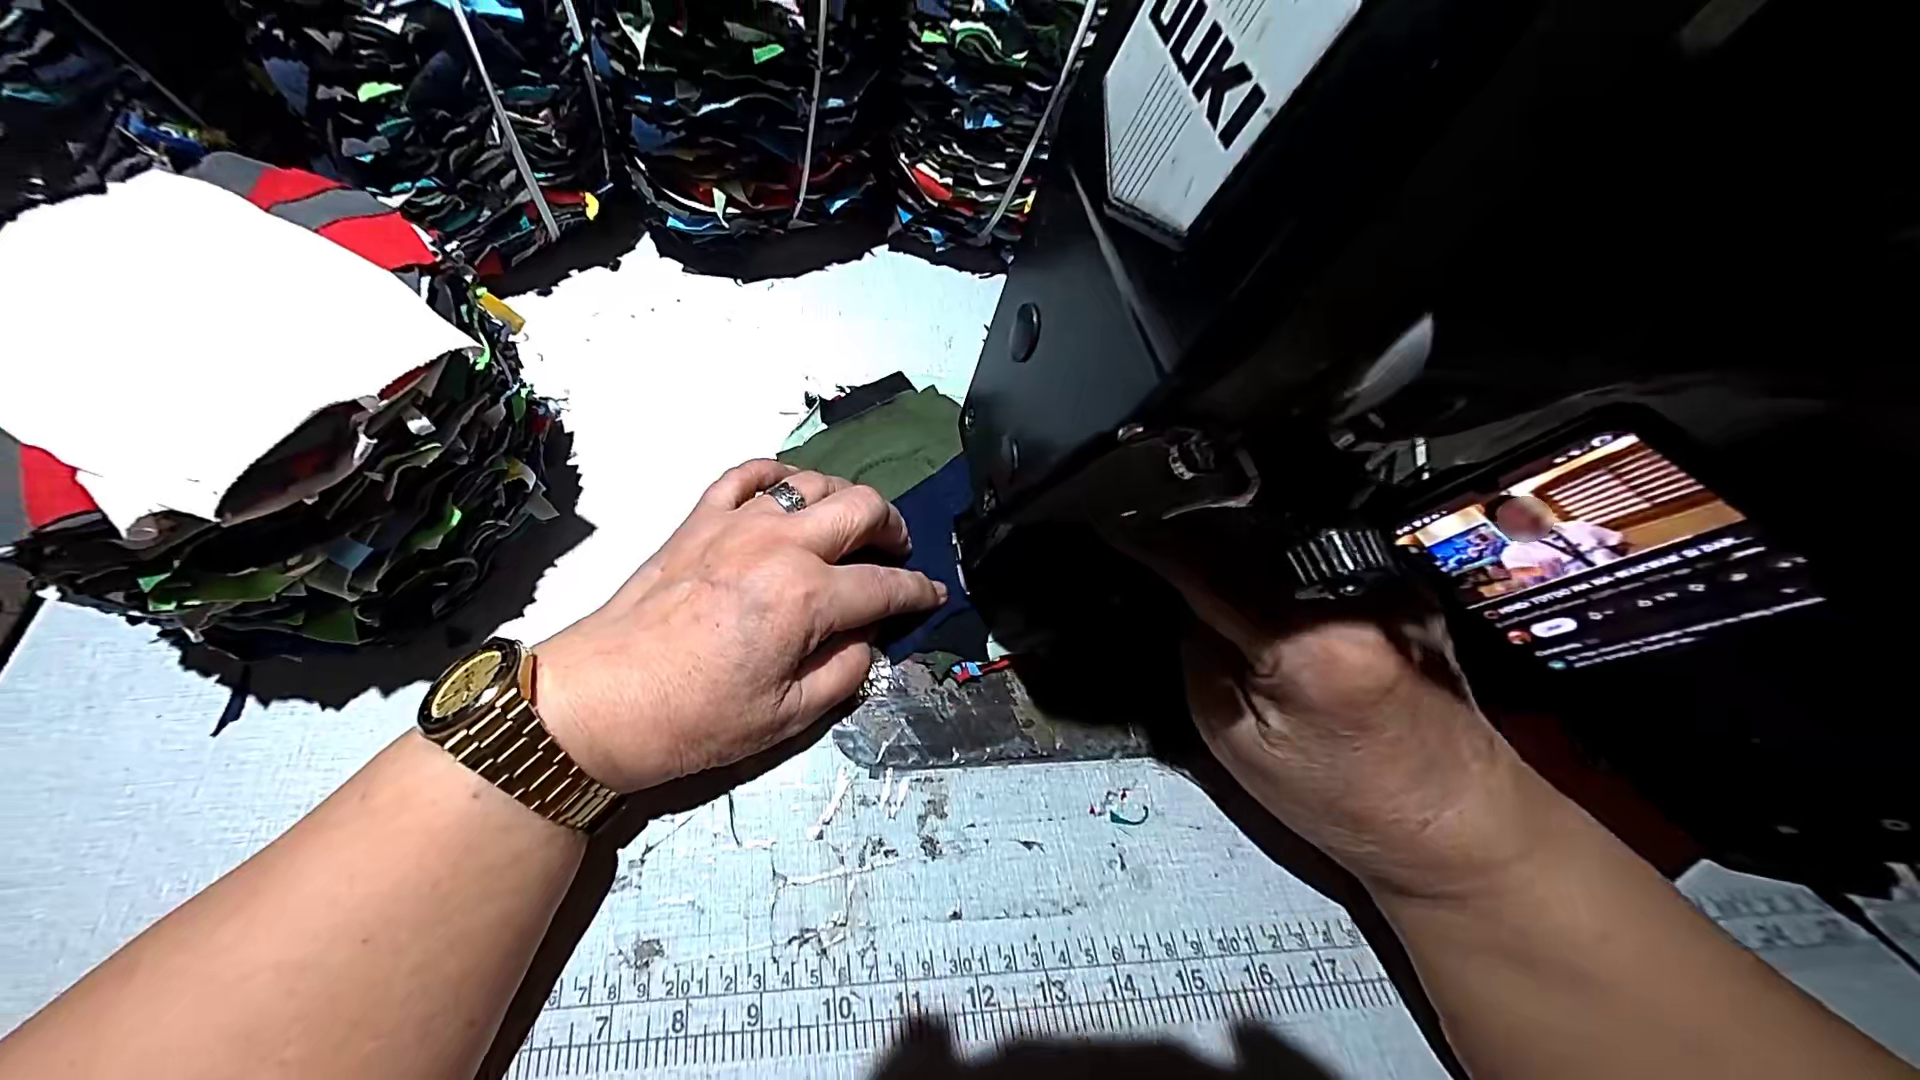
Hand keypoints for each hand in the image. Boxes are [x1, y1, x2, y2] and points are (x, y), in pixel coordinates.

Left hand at [530, 460, 945, 792]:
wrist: (598, 701)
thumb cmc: (695, 718)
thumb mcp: (788, 715)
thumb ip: (845, 670)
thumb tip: (865, 636)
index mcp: (807, 597)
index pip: (886, 584)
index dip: (919, 592)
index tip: (933, 595)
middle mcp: (780, 546)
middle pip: (862, 508)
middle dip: (894, 528)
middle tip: (896, 551)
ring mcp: (737, 523)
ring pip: (813, 481)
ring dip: (845, 499)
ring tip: (849, 525)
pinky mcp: (699, 519)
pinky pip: (748, 473)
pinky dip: (778, 476)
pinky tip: (787, 495)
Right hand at [1124, 526, 1547, 899]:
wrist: (1453, 823)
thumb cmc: (1341, 800)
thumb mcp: (1233, 739)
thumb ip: (1198, 653)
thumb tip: (1185, 596)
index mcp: (1310, 640)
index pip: (1208, 569)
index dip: (1155, 545)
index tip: (1119, 527)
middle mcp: (1358, 594)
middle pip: (1248, 538)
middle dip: (1193, 536)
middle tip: (1155, 546)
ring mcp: (1389, 583)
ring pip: (1281, 538)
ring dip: (1233, 544)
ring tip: (1200, 561)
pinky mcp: (1402, 587)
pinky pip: (1315, 554)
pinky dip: (1273, 559)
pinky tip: (1256, 581)